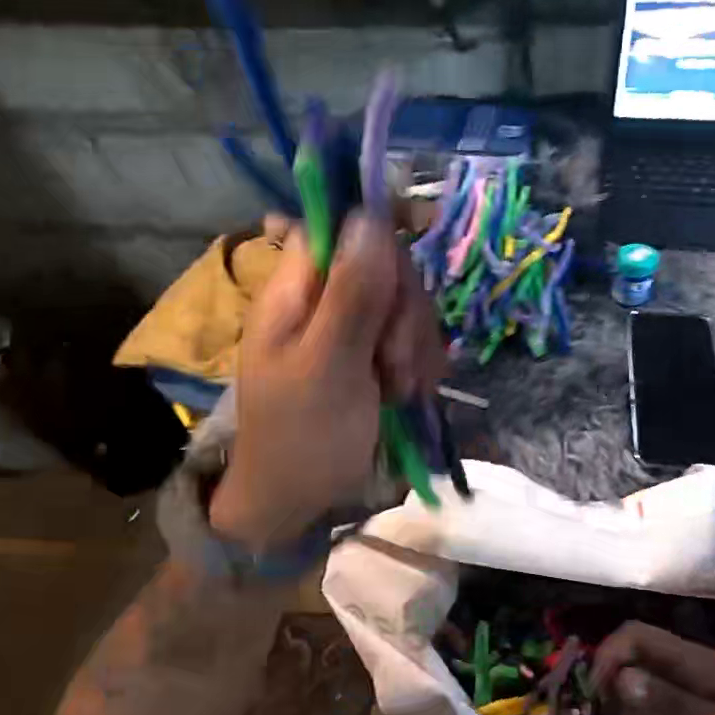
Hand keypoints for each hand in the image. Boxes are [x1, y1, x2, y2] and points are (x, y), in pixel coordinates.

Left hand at [210, 212, 445, 546]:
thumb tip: (370, 215)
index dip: (377, 225)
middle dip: (403, 312)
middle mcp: (324, 300)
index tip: (418, 242)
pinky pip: (412, 339)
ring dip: (414, 346)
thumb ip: (351, 294)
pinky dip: (419, 364)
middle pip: (384, 267)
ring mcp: (352, 329)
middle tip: (394, 362)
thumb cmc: (303, 436)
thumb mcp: (328, 366)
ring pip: (405, 305)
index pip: (337, 225)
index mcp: (295, 291)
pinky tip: (409, 393)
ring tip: (399, 390)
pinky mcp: (375, 356)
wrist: (299, 499)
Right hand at [592, 621, 714, 714]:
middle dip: (616, 686)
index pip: (636, 634)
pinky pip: (657, 701)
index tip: (598, 697)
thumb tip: (620, 675)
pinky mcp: (700, 713)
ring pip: (642, 680)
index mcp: (698, 662)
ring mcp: (697, 690)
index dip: (609, 656)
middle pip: (635, 655)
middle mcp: (693, 667)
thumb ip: (667, 702)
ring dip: (628, 705)